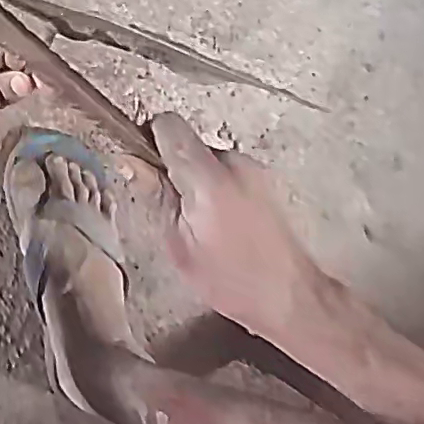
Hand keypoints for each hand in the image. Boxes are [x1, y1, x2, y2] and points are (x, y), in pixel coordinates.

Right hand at [124, 113, 319, 330]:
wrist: (293, 297)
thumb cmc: (231, 279)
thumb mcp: (178, 244)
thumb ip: (156, 195)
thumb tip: (130, 161)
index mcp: (209, 178)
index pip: (168, 127)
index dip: (148, 140)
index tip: (143, 166)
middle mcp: (235, 164)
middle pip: (187, 144)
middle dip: (172, 169)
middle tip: (172, 210)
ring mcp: (254, 170)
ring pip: (205, 159)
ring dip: (194, 181)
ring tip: (198, 223)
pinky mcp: (265, 180)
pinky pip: (224, 172)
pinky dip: (213, 188)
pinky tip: (219, 224)